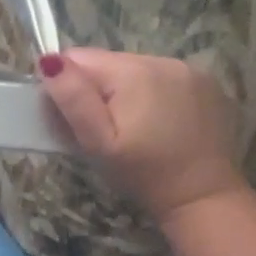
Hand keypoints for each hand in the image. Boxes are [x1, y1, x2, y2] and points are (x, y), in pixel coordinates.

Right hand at [39, 48, 248, 221]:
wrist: (205, 198)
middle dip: (95, 88)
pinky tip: (157, 120)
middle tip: (103, 126)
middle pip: (105, 61)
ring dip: (122, 90)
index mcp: (132, 72)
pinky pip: (159, 76)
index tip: (77, 117)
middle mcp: (162, 60)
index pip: (76, 58)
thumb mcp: (97, 142)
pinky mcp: (207, 83)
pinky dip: (150, 93)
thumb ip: (72, 99)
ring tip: (132, 125)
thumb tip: (48, 60)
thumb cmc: (142, 172)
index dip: (67, 86)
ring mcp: (190, 70)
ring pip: (131, 67)